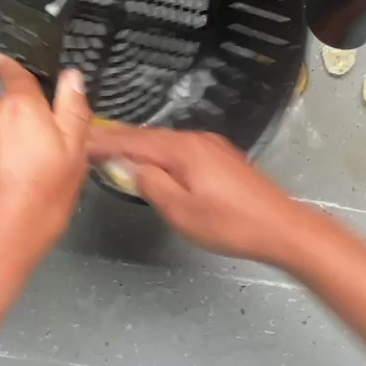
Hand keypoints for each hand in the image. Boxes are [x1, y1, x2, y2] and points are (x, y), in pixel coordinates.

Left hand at [0, 55, 89, 284]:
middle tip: (26, 166)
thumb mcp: (72, 162)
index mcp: (19, 108)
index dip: (12, 69)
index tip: (4, 64)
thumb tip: (73, 78)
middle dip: (11, 131)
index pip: (15, 74)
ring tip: (2, 188)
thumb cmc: (29, 212)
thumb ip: (72, 112)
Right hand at [86, 127, 314, 264]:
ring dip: (139, 145)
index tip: (83, 142)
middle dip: (119, 139)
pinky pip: (180, 149)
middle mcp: (197, 141)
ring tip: (115, 149)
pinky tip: (154, 161)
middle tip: (92, 140)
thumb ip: (151, 184)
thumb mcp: (181, 211)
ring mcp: (212, 148)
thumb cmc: (233, 224)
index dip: (106, 142)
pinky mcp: (221, 159)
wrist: (281, 228)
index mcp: (184, 151)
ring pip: (165, 142)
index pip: (134, 141)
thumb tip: (128, 167)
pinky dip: (159, 152)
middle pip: (149, 137)